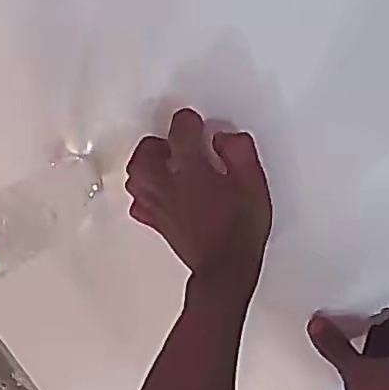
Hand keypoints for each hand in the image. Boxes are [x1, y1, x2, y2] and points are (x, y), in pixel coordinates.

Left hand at [125, 107, 271, 291]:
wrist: (225, 267)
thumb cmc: (240, 229)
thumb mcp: (253, 182)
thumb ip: (238, 151)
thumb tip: (223, 137)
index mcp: (190, 168)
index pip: (180, 128)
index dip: (189, 122)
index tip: (198, 126)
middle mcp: (167, 183)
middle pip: (145, 151)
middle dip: (160, 142)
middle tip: (178, 145)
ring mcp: (158, 204)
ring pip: (135, 175)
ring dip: (147, 165)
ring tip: (166, 166)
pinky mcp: (156, 222)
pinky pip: (138, 202)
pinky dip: (144, 193)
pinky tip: (161, 193)